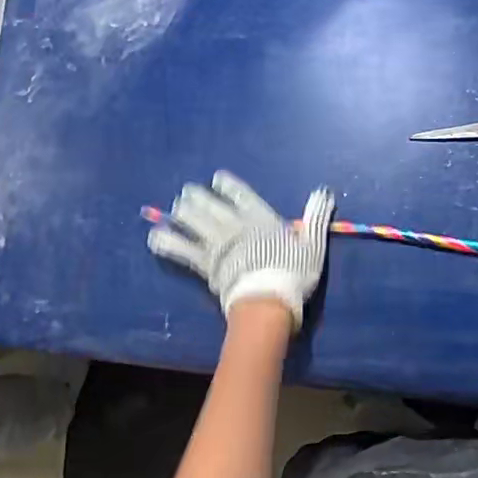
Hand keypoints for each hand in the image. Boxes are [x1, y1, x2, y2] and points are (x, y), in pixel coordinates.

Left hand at [147, 172, 334, 328]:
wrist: (269, 298)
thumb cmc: (294, 273)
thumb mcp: (312, 244)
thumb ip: (315, 217)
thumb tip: (324, 192)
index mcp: (261, 219)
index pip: (242, 195)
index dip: (228, 186)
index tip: (217, 179)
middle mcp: (235, 225)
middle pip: (211, 205)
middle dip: (198, 198)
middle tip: (186, 193)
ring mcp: (218, 243)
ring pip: (194, 221)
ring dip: (183, 214)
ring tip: (174, 209)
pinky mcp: (205, 262)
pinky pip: (182, 249)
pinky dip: (168, 243)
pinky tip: (154, 237)